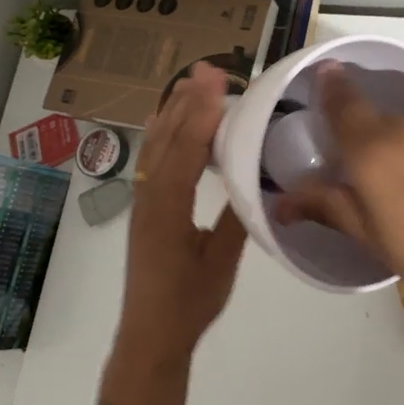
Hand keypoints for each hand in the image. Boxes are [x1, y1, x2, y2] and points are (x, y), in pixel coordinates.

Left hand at [119, 63, 247, 360]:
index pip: (185, 149)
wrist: (150, 336)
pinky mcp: (146, 209)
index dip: (202, 112)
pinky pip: (154, 160)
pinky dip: (165, 133)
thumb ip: (236, 219)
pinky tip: (174, 125)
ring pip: (155, 146)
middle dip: (186, 100)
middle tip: (207, 68)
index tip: (218, 80)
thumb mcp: (221, 262)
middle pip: (166, 137)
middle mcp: (150, 197)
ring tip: (192, 83)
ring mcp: (144, 202)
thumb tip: (259, 179)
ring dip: (174, 112)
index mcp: (167, 208)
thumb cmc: (189, 304)